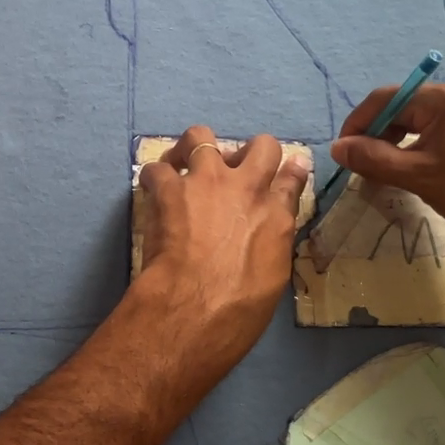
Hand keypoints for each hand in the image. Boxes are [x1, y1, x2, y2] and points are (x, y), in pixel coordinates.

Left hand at [136, 127, 311, 351]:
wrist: (196, 305)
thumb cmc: (240, 308)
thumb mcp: (275, 277)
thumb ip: (275, 242)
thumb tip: (272, 228)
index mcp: (276, 215)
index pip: (291, 180)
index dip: (291, 170)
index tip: (291, 165)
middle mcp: (247, 188)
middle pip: (261, 146)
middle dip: (251, 151)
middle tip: (234, 168)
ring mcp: (207, 181)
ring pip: (201, 136)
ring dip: (194, 147)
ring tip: (184, 162)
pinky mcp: (170, 188)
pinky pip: (157, 167)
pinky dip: (155, 176)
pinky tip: (153, 189)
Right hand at [329, 83, 444, 272]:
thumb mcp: (419, 176)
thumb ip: (373, 158)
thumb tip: (337, 147)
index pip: (387, 99)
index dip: (359, 123)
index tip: (343, 152)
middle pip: (406, 106)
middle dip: (380, 134)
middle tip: (365, 167)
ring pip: (425, 120)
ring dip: (401, 142)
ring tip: (390, 172)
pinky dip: (425, 146)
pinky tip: (421, 171)